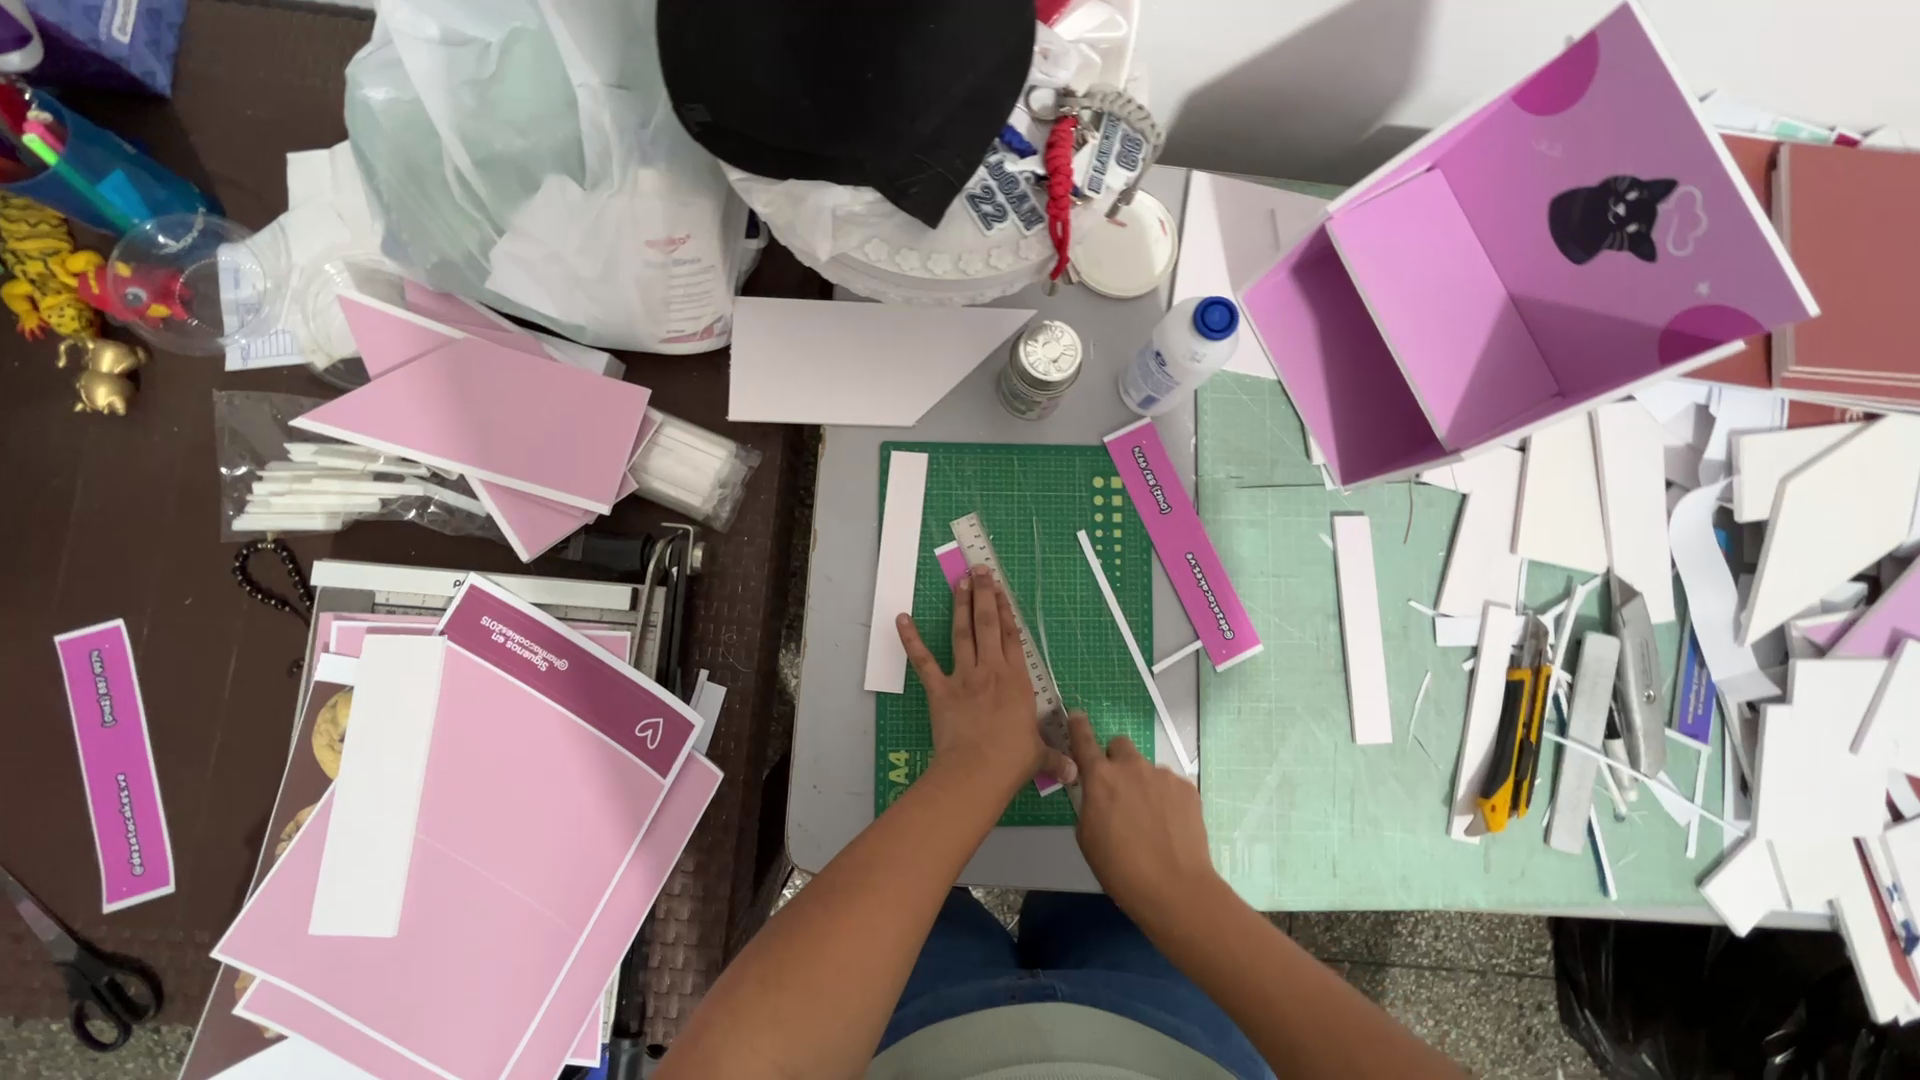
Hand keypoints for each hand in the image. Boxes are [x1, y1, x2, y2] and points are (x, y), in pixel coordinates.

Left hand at [897, 565, 1074, 790]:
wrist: (977, 770)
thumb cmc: (1012, 761)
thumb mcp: (1040, 756)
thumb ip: (1055, 758)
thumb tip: (1075, 772)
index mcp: (1018, 680)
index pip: (1013, 636)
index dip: (1007, 610)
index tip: (1001, 589)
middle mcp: (992, 670)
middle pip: (989, 624)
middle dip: (984, 594)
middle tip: (980, 570)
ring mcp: (964, 676)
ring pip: (963, 632)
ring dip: (961, 605)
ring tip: (959, 581)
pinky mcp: (939, 689)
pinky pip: (923, 661)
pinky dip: (911, 639)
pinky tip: (902, 619)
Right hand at [1068, 711, 1218, 926]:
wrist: (1174, 889)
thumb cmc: (1120, 869)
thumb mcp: (1087, 837)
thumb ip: (1089, 805)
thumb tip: (1098, 796)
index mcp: (1100, 778)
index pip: (1084, 741)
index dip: (1078, 727)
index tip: (1078, 716)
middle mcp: (1131, 767)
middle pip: (1120, 746)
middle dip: (1117, 761)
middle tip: (1121, 791)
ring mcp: (1163, 775)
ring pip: (1147, 769)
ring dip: (1145, 784)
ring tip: (1152, 821)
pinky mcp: (1187, 788)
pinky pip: (1170, 785)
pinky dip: (1167, 799)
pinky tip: (1170, 827)